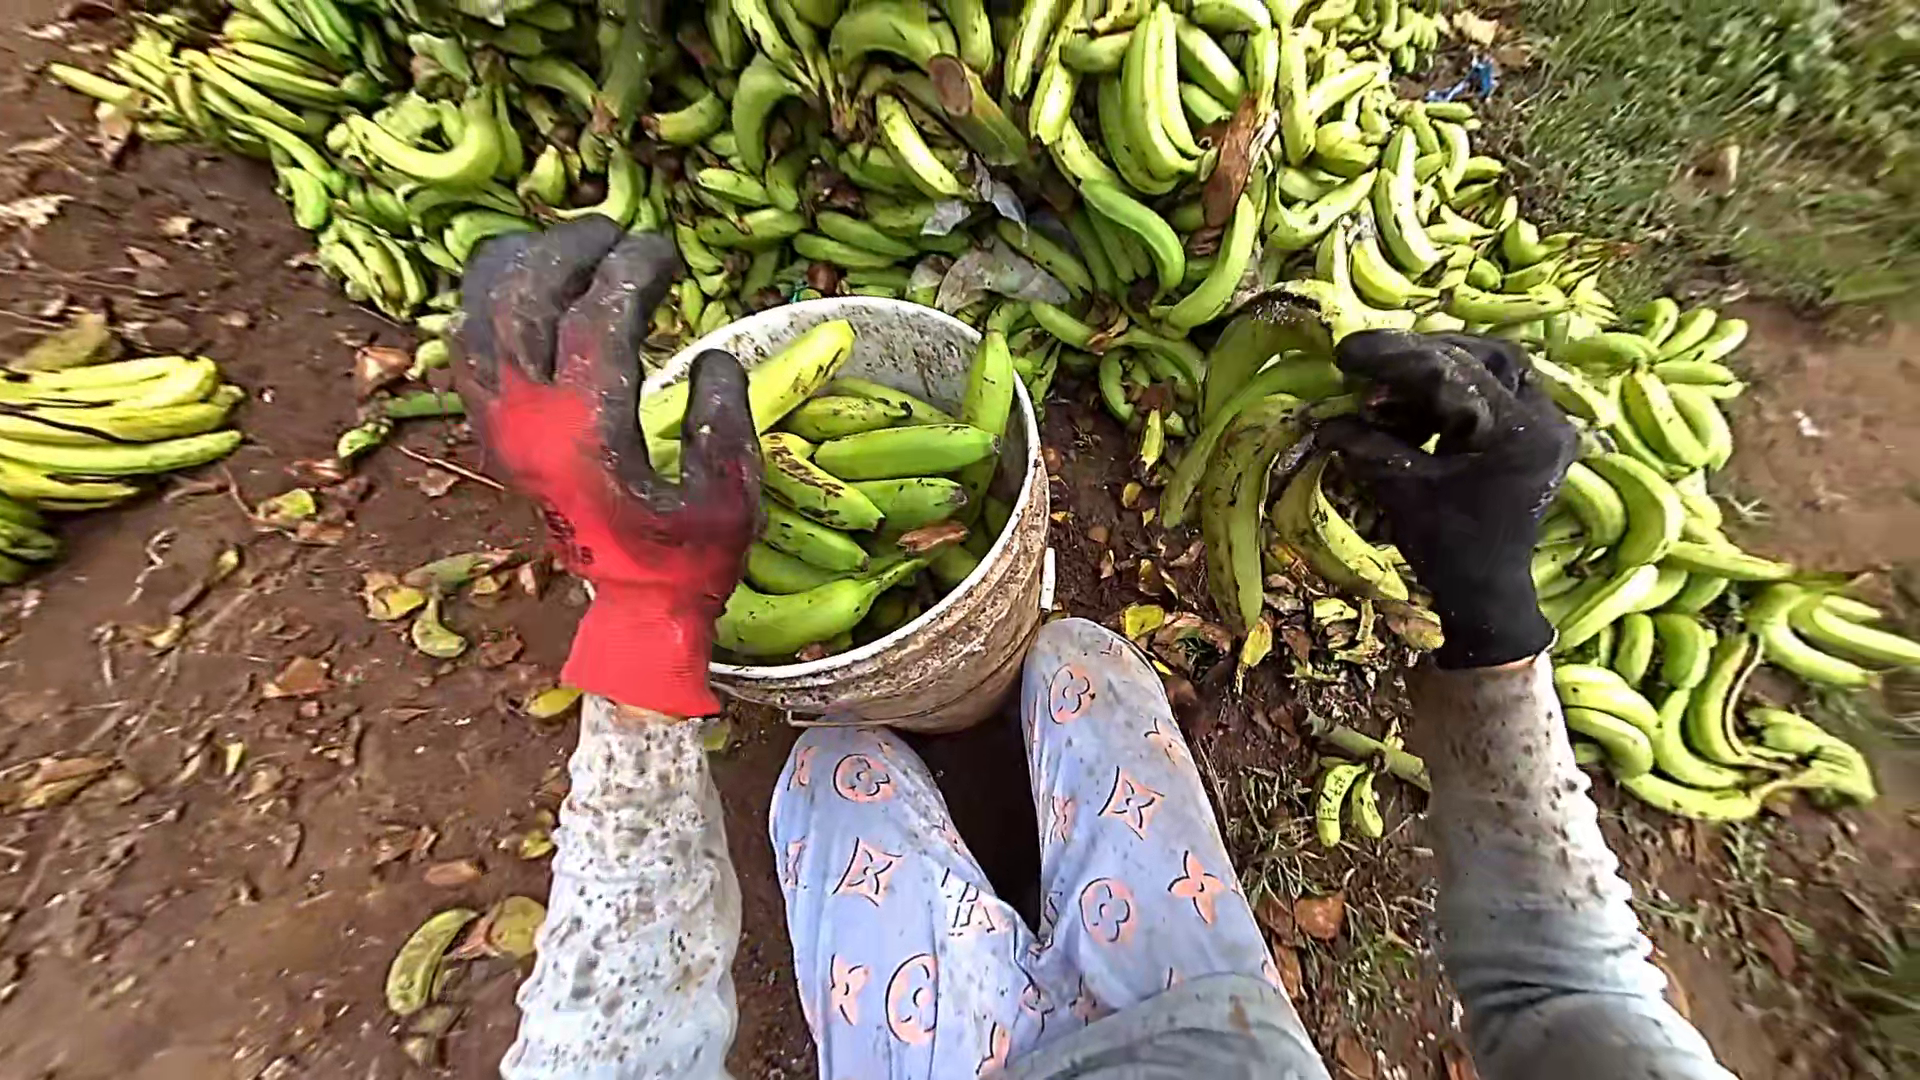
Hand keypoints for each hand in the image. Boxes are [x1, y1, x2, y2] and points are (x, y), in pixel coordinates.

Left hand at [455, 218, 759, 716]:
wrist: (636, 609)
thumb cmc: (691, 561)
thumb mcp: (733, 500)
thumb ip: (725, 423)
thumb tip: (712, 356)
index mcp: (590, 440)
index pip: (597, 323)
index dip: (632, 274)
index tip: (667, 252)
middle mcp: (527, 425)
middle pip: (527, 302)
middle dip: (575, 252)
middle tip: (622, 236)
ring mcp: (499, 429)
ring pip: (482, 315)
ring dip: (527, 265)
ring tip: (575, 244)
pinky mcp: (495, 435)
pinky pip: (470, 344)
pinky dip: (493, 298)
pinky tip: (528, 282)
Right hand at [1316, 331, 1575, 668]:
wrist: (1482, 586)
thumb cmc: (1445, 545)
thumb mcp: (1401, 491)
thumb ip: (1368, 447)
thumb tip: (1324, 421)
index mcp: (1517, 433)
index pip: (1455, 373)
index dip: (1396, 358)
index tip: (1346, 352)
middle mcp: (1544, 419)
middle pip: (1486, 356)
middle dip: (1422, 353)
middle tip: (1370, 358)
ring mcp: (1543, 425)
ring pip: (1491, 370)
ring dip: (1434, 371)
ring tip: (1383, 388)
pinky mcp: (1528, 435)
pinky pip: (1489, 394)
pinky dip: (1445, 394)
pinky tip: (1407, 408)